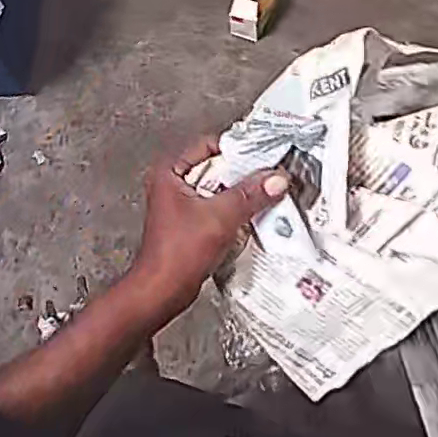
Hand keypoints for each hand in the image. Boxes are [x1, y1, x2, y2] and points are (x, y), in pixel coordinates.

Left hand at [127, 137, 288, 313]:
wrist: (162, 290)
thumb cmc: (175, 254)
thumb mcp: (219, 217)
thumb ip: (249, 195)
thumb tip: (274, 179)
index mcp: (170, 171)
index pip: (209, 145)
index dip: (236, 150)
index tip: (262, 155)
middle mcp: (173, 183)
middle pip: (216, 167)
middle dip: (242, 174)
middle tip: (268, 176)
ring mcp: (182, 203)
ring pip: (219, 189)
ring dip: (240, 194)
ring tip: (264, 195)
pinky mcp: (191, 222)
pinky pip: (218, 207)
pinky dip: (235, 210)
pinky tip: (252, 216)